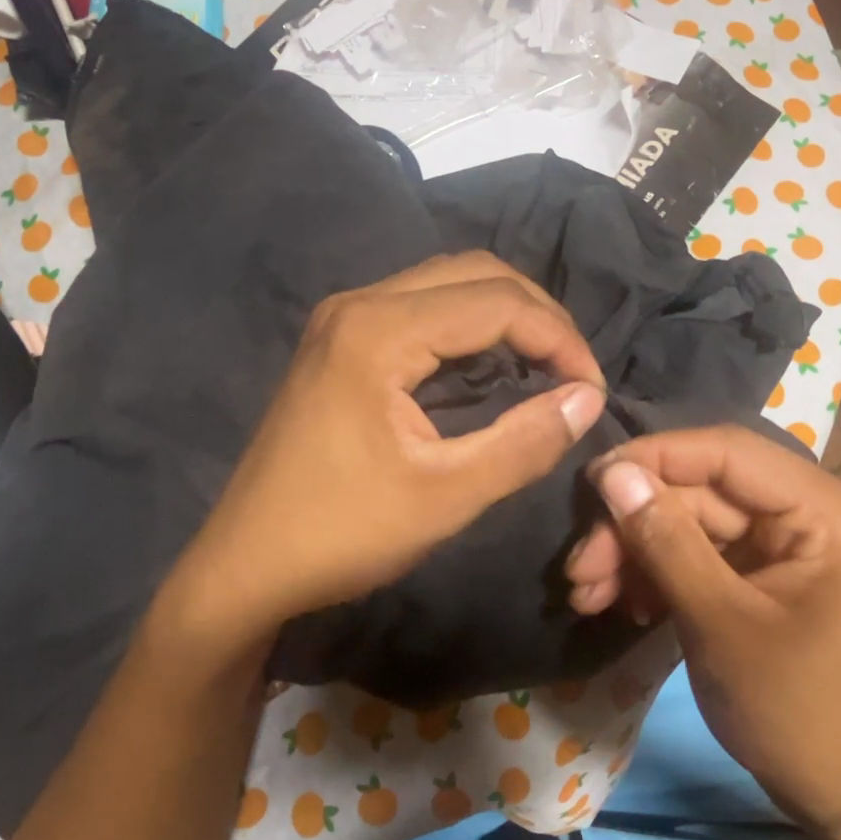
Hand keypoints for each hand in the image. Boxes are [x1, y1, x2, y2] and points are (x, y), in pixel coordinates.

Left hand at [175, 252, 605, 639]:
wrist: (247, 565)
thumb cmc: (344, 533)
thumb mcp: (447, 496)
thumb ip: (524, 442)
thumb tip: (587, 399)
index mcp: (380, 331)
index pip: (497, 302)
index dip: (559, 339)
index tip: (593, 391)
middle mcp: (358, 305)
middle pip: (474, 274)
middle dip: (538, 316)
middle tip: (575, 373)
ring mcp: (343, 321)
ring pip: (446, 286)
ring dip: (504, 316)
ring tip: (546, 366)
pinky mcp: (339, 343)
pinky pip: (420, 310)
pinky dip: (468, 328)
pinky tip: (491, 368)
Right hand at [565, 426, 840, 822]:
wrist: (824, 782)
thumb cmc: (788, 706)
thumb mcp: (719, 622)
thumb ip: (666, 541)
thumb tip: (612, 474)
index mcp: (828, 511)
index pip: (729, 452)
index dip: (655, 458)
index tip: (588, 482)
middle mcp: (808, 508)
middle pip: (701, 488)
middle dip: (633, 523)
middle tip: (578, 568)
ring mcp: (781, 538)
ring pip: (689, 518)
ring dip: (633, 551)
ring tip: (585, 594)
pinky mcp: (756, 565)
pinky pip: (694, 548)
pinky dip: (653, 570)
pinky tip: (620, 603)